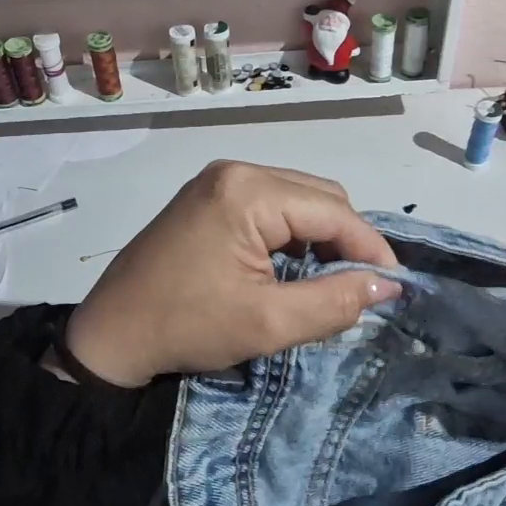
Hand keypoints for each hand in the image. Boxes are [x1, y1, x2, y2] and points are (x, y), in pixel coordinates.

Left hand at [65, 161, 402, 387]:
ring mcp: (218, 180)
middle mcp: (236, 170)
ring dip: (320, 237)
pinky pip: (271, 205)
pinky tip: (291, 268)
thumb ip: (335, 302)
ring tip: (326, 282)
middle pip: (319, 196)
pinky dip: (292, 234)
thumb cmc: (187, 327)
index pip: (333, 211)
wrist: (110, 335)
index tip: (394, 287)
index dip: (370, 249)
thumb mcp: (268, 323)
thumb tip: (389, 286)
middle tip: (357, 288)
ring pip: (298, 199)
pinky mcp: (208, 195)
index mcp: (249, 191)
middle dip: (346, 241)